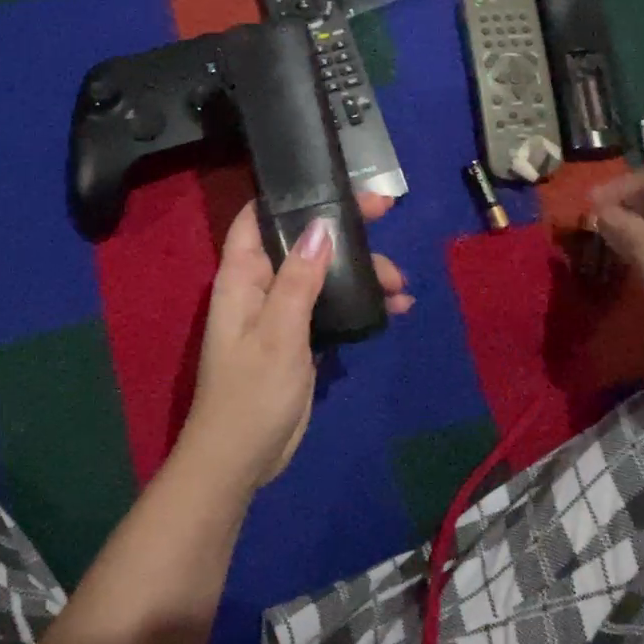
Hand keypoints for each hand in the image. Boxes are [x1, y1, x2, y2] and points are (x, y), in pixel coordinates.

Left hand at [175, 195, 411, 493]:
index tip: (337, 183)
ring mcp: (281, 313)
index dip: (293, 195)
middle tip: (388, 214)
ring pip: (325, 274)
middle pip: (302, 242)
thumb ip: (300, 278)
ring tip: (402, 285)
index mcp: (242, 277)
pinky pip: (332, 307)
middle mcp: (260, 286)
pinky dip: (361, 304)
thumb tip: (321, 225)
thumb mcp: (278, 333)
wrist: (242, 460)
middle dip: (345, 231)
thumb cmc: (252, 393)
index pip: (259, 217)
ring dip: (362, 272)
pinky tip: (395, 309)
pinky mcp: (299, 338)